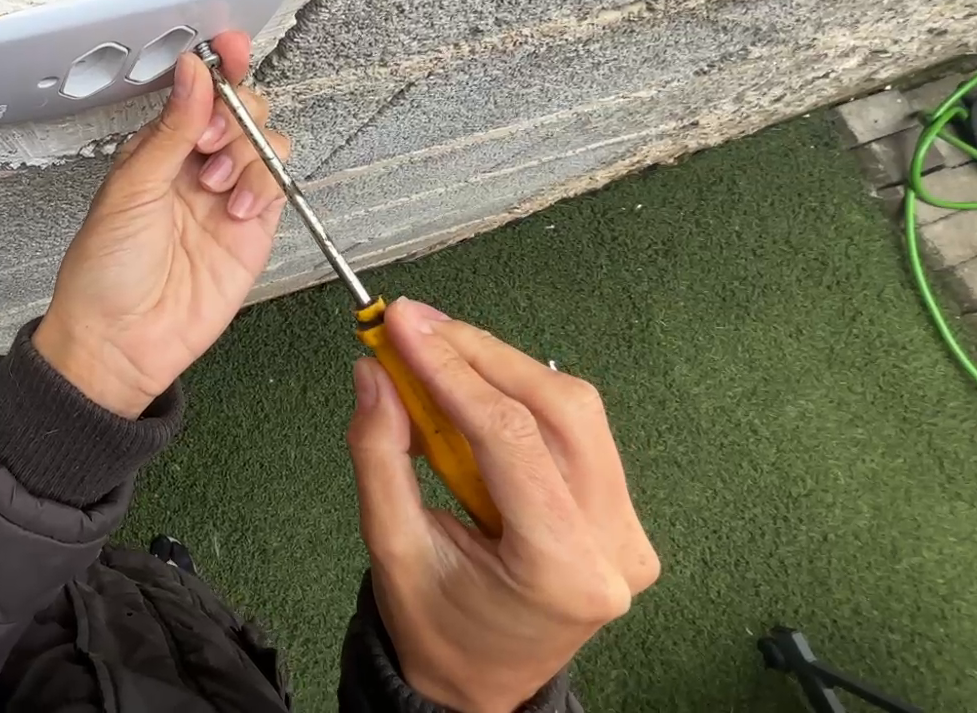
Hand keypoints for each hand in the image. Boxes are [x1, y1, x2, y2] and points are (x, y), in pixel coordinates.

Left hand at [32, 31, 290, 417]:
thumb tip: (193, 72)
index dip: (216, 66)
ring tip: (216, 187)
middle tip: (206, 144)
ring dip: (247, 153)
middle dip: (233, 115)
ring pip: (265, 143)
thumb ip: (170, 131)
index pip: (196, 93)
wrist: (121, 341)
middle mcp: (192, 166)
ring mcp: (225, 196)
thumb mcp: (130, 190)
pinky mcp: (252, 228)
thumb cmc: (105, 270)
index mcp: (155, 150)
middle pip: (239, 111)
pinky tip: (237, 210)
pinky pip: (277, 185)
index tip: (227, 47)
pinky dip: (266, 185)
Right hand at [347, 299, 659, 712]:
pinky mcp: (612, 508)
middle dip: (477, 350)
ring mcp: (625, 526)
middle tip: (410, 320)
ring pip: (571, 407)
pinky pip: (568, 425)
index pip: (510, 437)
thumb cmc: (433, 621)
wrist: (480, 677)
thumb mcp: (388, 543)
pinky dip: (508, 388)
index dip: (449, 368)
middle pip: (559, 408)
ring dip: (495, 362)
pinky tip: (461, 377)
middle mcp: (615, 545)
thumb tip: (374, 371)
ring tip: (428, 342)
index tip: (399, 323)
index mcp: (562, 569)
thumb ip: (378, 452)